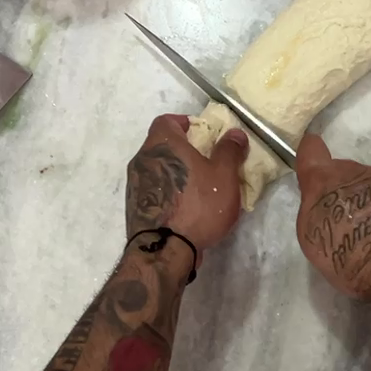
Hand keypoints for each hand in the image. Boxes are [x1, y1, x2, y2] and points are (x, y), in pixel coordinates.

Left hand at [126, 114, 247, 250]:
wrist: (164, 249)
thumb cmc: (198, 205)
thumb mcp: (224, 176)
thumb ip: (229, 151)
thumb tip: (234, 133)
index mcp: (162, 143)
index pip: (168, 120)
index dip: (185, 123)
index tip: (203, 134)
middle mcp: (143, 159)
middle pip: (162, 145)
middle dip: (184, 150)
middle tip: (207, 162)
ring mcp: (135, 185)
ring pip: (158, 170)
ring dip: (176, 173)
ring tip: (199, 188)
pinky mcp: (135, 208)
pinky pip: (155, 191)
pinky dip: (169, 193)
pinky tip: (186, 209)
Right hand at [293, 133, 370, 301]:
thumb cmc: (345, 257)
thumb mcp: (312, 236)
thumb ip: (315, 205)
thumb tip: (324, 192)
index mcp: (323, 181)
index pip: (311, 149)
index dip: (312, 158)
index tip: (316, 173)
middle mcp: (355, 171)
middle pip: (346, 172)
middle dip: (345, 190)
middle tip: (349, 222)